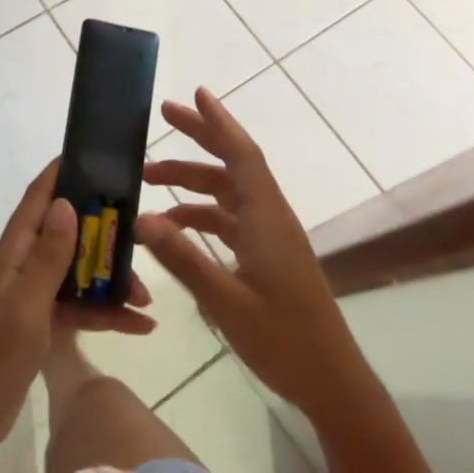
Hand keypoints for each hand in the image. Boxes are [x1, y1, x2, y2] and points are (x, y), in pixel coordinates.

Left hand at [0, 161, 154, 470]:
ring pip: (80, 274)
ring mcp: (33, 297)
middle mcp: (25, 266)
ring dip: (112, 281)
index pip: (39, 199)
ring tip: (148, 296)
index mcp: (15, 253)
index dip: (62, 173)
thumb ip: (47, 258)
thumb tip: (66, 202)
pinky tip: (140, 326)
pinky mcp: (41, 325)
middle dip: (105, 232)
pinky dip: (107, 315)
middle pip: (69, 234)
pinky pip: (80, 310)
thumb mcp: (24, 308)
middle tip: (144, 231)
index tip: (96, 154)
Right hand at [138, 89, 426, 471]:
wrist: (331, 380)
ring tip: (149, 178)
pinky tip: (173, 225)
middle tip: (165, 114)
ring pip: (228, 193)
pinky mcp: (268, 257)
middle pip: (234, 164)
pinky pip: (231, 220)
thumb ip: (184, 259)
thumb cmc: (283, 338)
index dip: (218, 122)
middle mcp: (270, 217)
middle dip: (200, 137)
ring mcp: (270, 237)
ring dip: (193, 181)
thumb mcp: (226, 302)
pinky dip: (201, 214)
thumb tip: (142, 219)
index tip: (194, 94)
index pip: (241, 155)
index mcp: (266, 218)